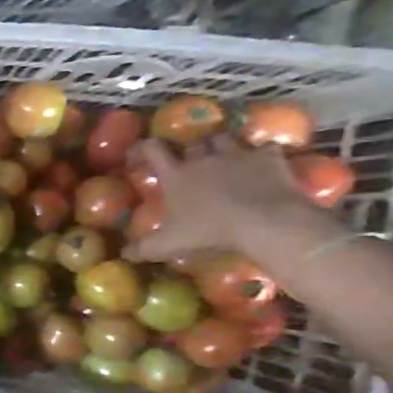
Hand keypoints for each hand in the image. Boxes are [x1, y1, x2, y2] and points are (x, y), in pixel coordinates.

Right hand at [129, 137, 343, 261]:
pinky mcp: (268, 157)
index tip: (138, 155)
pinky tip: (263, 164)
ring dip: (222, 146)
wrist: (264, 222)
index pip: (153, 150)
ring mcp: (237, 153)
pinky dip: (262, 155)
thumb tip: (124, 254)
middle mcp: (204, 157)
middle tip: (192, 164)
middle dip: (191, 150)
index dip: (142, 148)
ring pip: (225, 138)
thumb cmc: (209, 231)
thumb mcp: (170, 245)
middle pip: (193, 142)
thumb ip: (144, 248)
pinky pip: (264, 148)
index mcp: (177, 175)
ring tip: (225, 158)